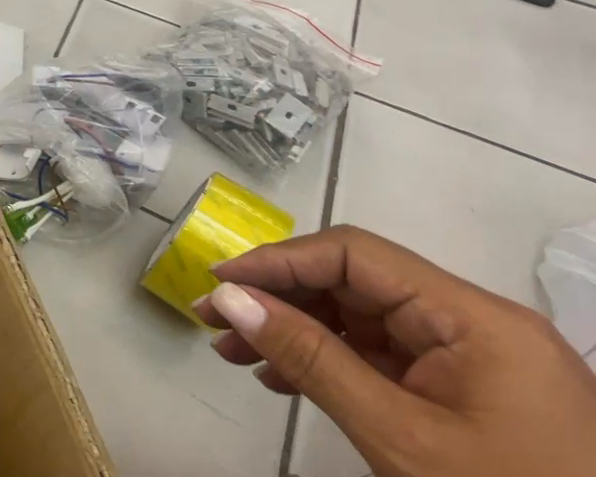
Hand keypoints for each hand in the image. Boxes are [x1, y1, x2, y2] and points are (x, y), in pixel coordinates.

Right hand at [197, 224, 595, 476]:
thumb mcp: (397, 434)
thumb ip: (310, 358)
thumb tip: (229, 297)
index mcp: (475, 319)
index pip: (354, 255)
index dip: (277, 261)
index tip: (218, 283)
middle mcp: (477, 324)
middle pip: (353, 283)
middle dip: (277, 299)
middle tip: (212, 320)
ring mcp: (475, 360)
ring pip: (359, 319)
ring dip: (292, 331)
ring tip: (233, 353)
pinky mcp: (468, 392)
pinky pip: (381, 356)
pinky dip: (327, 361)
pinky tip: (282, 379)